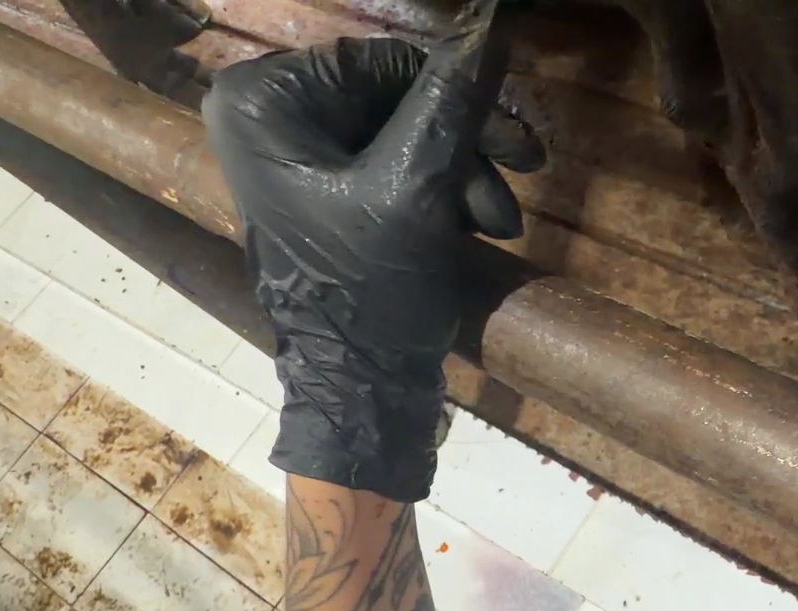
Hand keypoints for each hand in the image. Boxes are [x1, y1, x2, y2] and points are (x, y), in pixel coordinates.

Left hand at [204, 35, 544, 501]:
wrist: (365, 387)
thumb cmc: (374, 292)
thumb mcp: (417, 192)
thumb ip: (451, 106)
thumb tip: (495, 23)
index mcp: (267, 103)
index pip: (382, 63)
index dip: (461, 95)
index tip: (522, 143)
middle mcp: (277, 122)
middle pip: (398, 102)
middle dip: (468, 146)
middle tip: (530, 172)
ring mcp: (307, 165)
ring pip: (409, 141)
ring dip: (468, 177)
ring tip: (502, 227)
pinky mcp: (338, 202)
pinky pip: (403, 175)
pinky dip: (448, 198)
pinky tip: (477, 229)